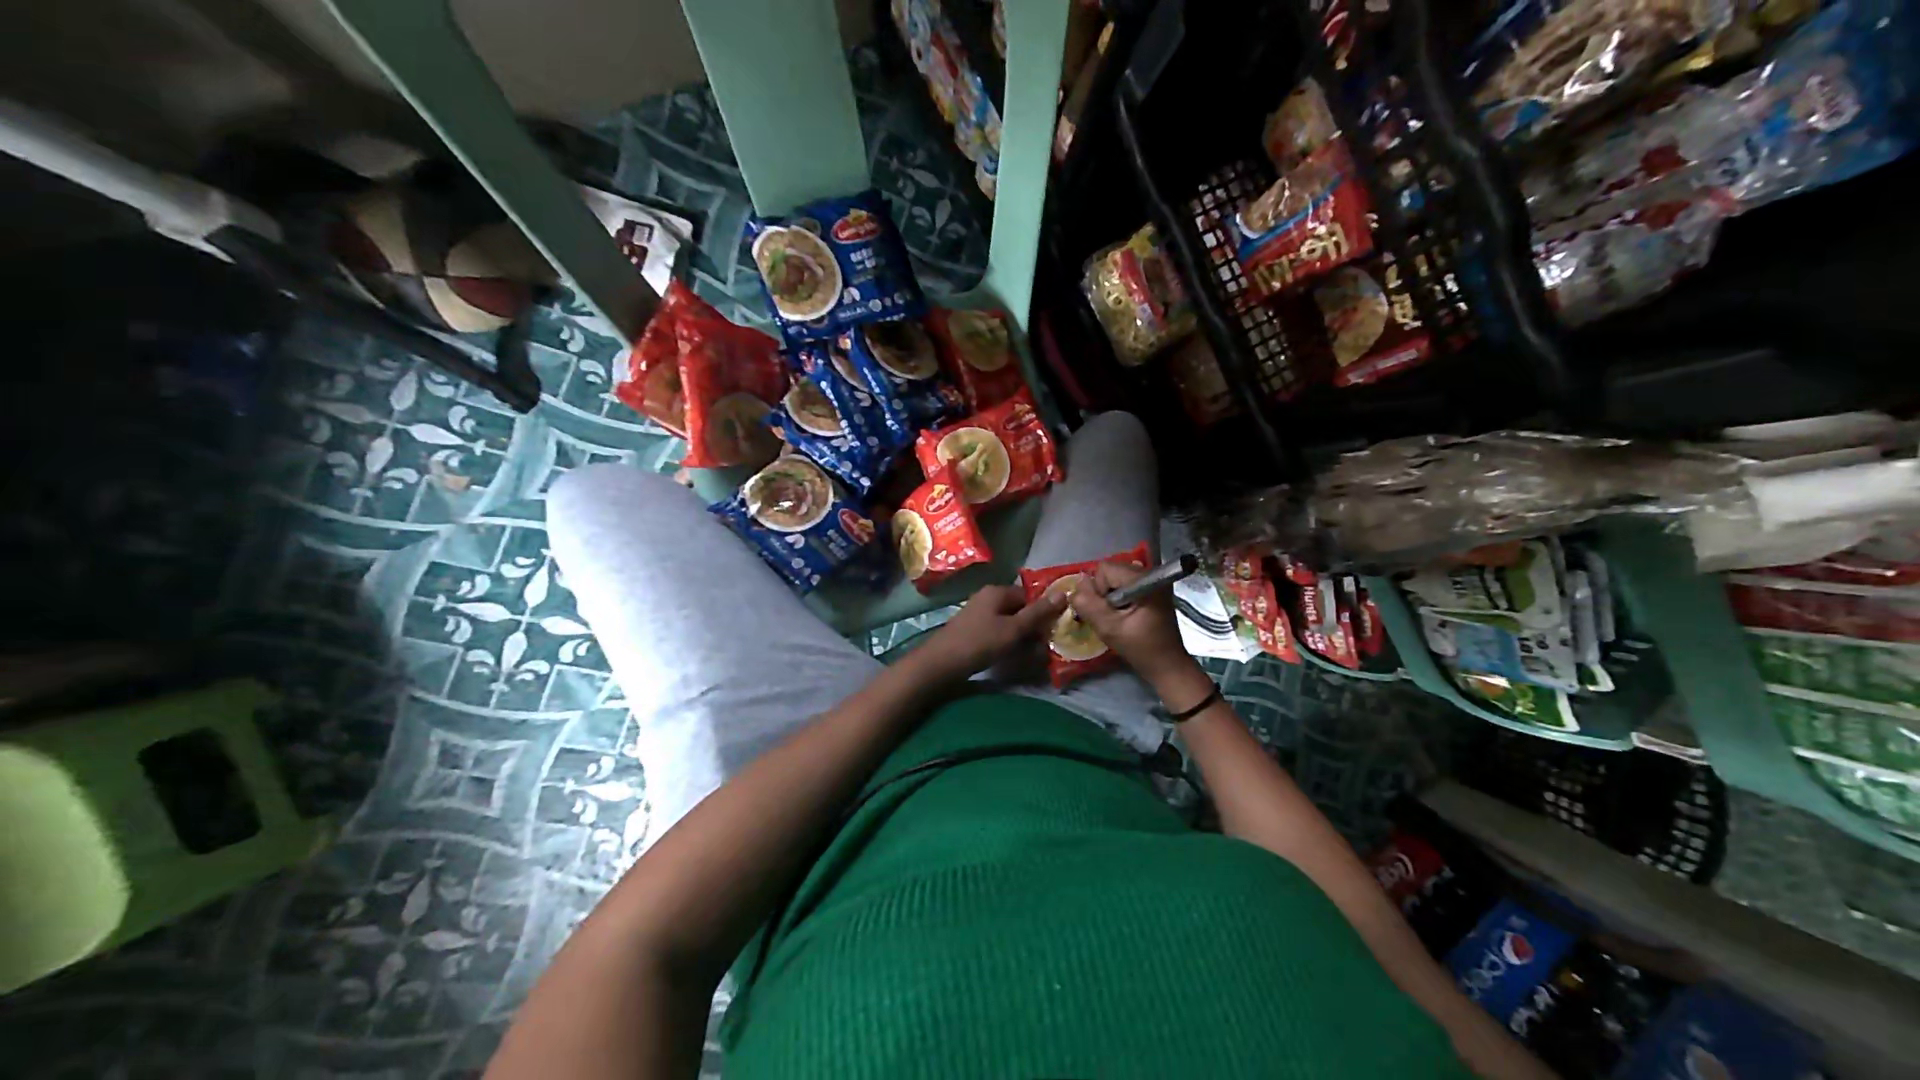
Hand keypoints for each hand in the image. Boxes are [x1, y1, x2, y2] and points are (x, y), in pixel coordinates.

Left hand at [913, 584, 1066, 685]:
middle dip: (1033, 627)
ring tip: (1032, 654)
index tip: (1053, 630)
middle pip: (1019, 609)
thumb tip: (1063, 594)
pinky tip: (1012, 656)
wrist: (941, 664)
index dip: (1043, 611)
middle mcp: (987, 598)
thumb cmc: (980, 642)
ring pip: (1009, 623)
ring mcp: (978, 614)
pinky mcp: (973, 631)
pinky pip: (997, 632)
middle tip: (1044, 645)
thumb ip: (1038, 613)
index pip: (1029, 595)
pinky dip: (1007, 642)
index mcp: (997, 591)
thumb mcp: (1013, 629)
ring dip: (1021, 637)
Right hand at [1068, 562, 1203, 691]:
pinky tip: (1125, 615)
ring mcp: (1152, 580)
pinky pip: (1124, 584)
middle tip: (1112, 616)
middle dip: (1104, 592)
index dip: (1098, 590)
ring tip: (1119, 617)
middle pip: (1111, 571)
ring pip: (1115, 577)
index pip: (1105, 569)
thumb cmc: (1141, 648)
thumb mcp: (1108, 628)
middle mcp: (1150, 573)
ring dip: (1111, 596)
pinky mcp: (1152, 588)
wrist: (1167, 664)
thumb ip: (1088, 604)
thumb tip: (1077, 584)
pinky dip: (1119, 597)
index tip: (1107, 612)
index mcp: (1144, 580)